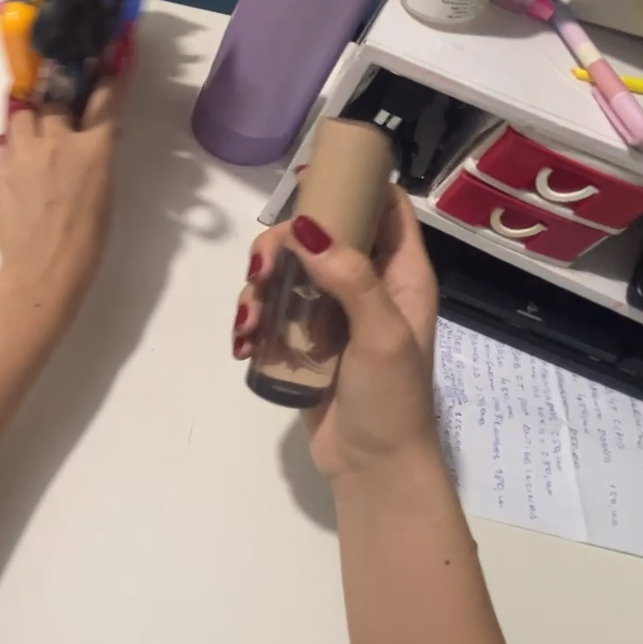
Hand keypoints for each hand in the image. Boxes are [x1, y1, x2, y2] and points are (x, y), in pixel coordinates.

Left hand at [0, 84, 119, 313]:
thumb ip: (96, 160)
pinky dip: (15, 145)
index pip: (104, 99)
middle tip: (61, 112)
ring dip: (31, 117)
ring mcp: (24, 154)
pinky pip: (6, 143)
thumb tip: (91, 143)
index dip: (107, 79)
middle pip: (55, 100)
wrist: (41, 273)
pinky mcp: (1, 170)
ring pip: (23, 113)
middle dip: (59, 103)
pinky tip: (20, 159)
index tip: (107, 64)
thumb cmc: (85, 244)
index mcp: (93, 149)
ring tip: (35, 133)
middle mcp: (57, 142)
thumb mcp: (104, 196)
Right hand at [232, 188, 442, 483]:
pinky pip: (271, 313)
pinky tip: (244, 343)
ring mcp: (329, 314)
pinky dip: (252, 321)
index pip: (382, 208)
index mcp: (398, 275)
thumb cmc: (391, 401)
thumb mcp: (380, 336)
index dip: (350, 183)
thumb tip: (306, 226)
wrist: (371, 465)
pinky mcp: (301, 341)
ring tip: (248, 325)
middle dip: (280, 248)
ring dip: (258, 290)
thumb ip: (349, 279)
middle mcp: (363, 286)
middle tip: (258, 273)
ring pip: (286, 274)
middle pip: (317, 237)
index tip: (308, 178)